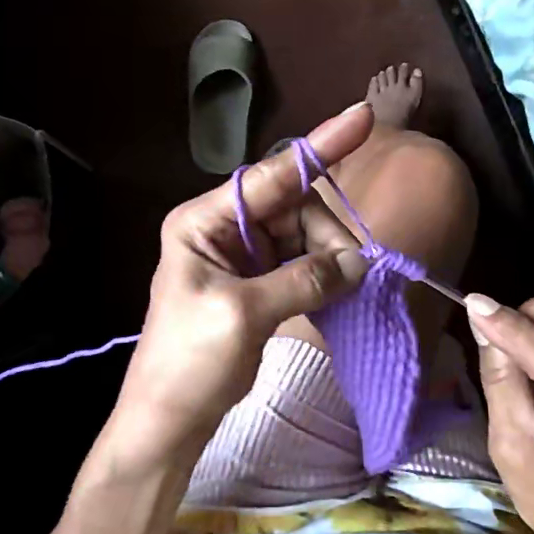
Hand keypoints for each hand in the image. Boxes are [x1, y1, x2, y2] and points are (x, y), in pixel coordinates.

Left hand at [103, 103, 375, 476]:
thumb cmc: (189, 361)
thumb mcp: (243, 314)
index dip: (320, 146)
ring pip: (304, 234)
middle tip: (351, 272)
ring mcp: (242, 256)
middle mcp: (224, 228)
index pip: (271, 176)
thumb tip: (360, 261)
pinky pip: (303, 262)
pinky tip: (338, 289)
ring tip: (344, 288)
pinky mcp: (258, 283)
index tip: (363, 116)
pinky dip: (323, 273)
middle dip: (328, 231)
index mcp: (204, 221)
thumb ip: (303, 280)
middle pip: (295, 205)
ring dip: (330, 255)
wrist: (170, 417)